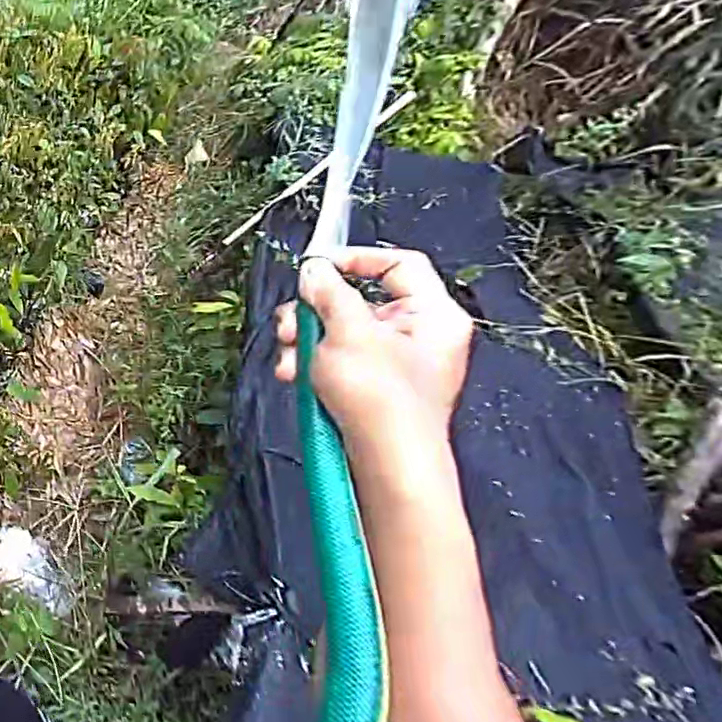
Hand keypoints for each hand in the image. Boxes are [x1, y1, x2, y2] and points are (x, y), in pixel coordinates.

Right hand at [272, 247, 472, 456]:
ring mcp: (392, 361)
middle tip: (292, 322)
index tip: (317, 266)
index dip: (356, 258)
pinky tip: (294, 374)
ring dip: (304, 339)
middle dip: (314, 311)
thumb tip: (314, 270)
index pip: (398, 264)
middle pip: (356, 299)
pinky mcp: (369, 383)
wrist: (386, 462)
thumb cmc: (381, 399)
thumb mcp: (347, 332)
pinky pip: (333, 357)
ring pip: (336, 329)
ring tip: (290, 357)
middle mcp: (416, 334)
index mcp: (431, 314)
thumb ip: (328, 293)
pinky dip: (309, 362)